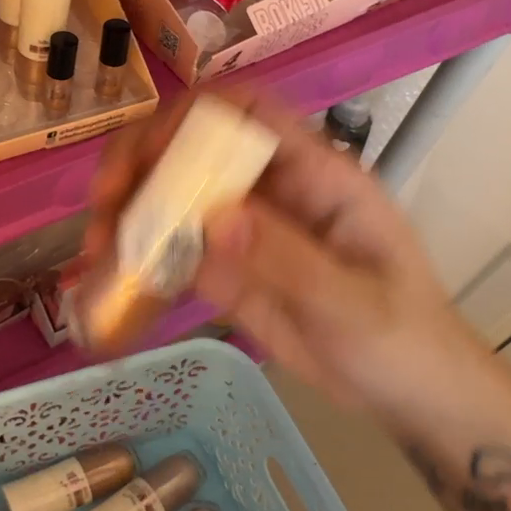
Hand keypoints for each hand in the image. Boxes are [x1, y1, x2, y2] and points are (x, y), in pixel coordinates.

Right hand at [84, 90, 484, 412]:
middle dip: (139, 164)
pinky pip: (170, 249)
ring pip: (170, 194)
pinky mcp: (224, 268)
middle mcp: (268, 187)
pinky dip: (135, 256)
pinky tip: (108, 278)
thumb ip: (289, 260)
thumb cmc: (405, 340)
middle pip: (191, 146)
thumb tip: (215, 216)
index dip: (192, 116)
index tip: (148, 154)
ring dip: (127, 211)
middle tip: (103, 204)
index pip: (245, 112)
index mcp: (312, 173)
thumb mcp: (356, 305)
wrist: (414, 398)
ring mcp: (242, 228)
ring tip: (96, 249)